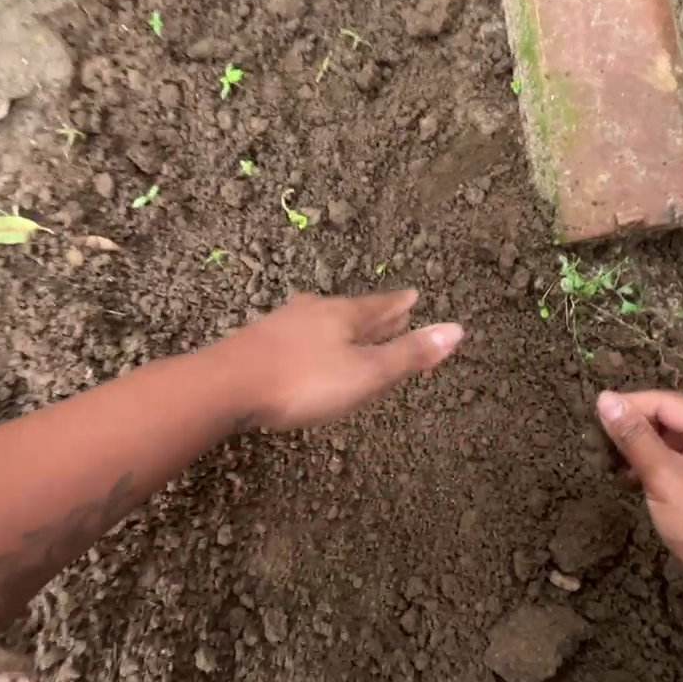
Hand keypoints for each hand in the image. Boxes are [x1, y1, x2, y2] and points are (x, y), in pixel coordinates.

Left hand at [214, 291, 464, 430]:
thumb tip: (457, 328)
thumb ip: (408, 355)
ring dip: (340, 324)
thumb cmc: (303, 381)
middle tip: (391, 310)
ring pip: (321, 320)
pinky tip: (301, 342)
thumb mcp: (365, 374)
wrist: (225, 386)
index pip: (380, 307)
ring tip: (348, 324)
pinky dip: (311, 337)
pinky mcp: (257, 343)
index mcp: (344, 316)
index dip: (399, 306)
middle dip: (373, 314)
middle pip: (351, 311)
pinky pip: (296, 334)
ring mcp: (282, 324)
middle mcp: (313, 312)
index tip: (414, 295)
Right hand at [595, 389, 682, 613]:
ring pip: (677, 445)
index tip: (593, 418)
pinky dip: (659, 471)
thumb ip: (633, 436)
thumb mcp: (664, 477)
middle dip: (636, 431)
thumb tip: (604, 398)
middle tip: (601, 446)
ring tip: (615, 467)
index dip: (629, 406)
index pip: (668, 402)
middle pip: (674, 421)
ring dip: (645, 452)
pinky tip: (637, 484)